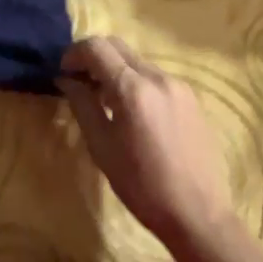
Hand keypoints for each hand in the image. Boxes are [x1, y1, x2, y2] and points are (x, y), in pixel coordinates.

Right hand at [61, 37, 262, 261]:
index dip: (74, 53)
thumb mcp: (102, 147)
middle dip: (94, 56)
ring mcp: (178, 85)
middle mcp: (157, 77)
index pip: (96, 47)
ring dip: (115, 69)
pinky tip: (133, 111)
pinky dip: (136, 81)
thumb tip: (65, 79)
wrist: (199, 216)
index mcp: (133, 89)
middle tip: (80, 81)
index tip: (63, 72)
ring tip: (106, 100)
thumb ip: (81, 104)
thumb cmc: (142, 185)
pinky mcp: (192, 98)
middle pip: (117, 46)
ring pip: (137, 60)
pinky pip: (155, 76)